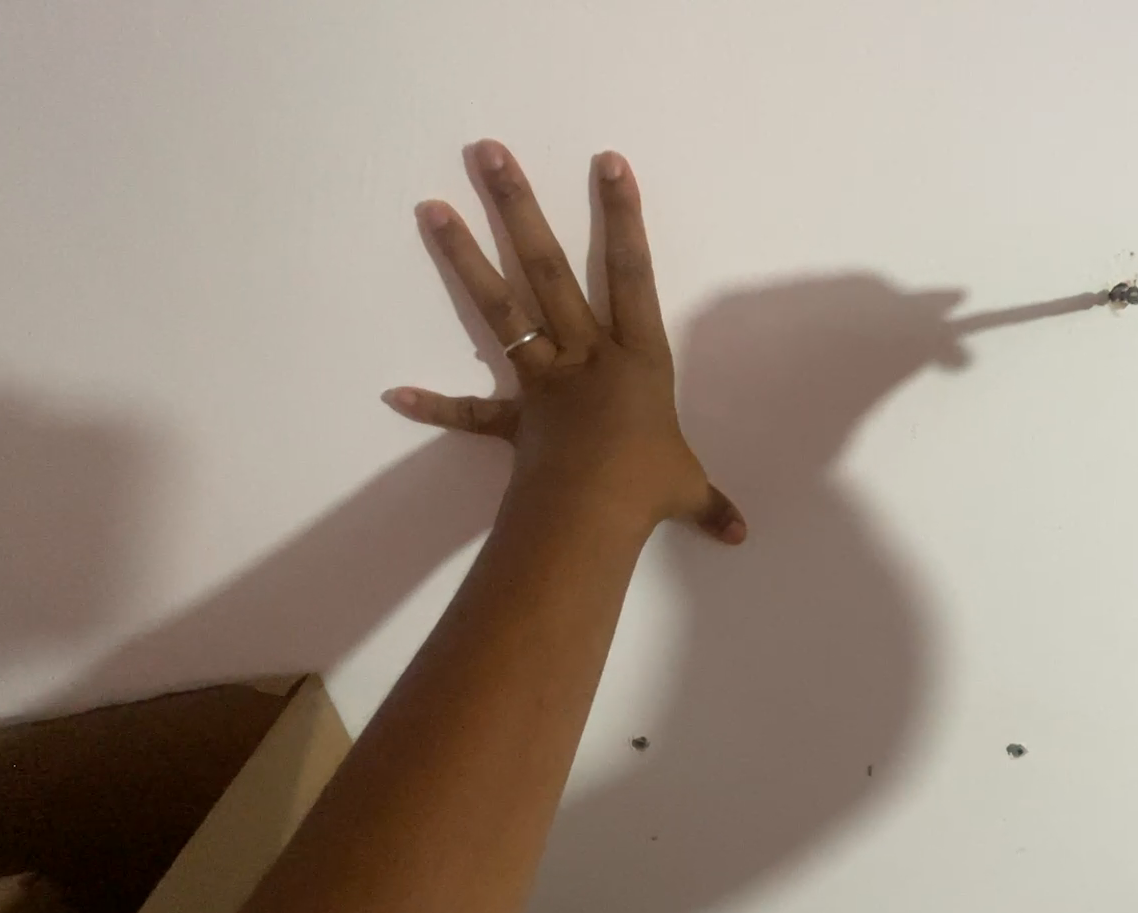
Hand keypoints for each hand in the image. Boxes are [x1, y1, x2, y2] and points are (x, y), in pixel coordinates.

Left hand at [384, 140, 744, 543]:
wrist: (594, 513)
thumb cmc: (646, 486)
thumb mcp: (689, 491)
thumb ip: (713, 506)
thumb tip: (741, 536)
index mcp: (637, 361)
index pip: (633, 277)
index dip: (624, 220)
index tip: (608, 164)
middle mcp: (587, 356)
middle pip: (550, 271)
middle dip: (519, 209)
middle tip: (487, 152)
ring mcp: (544, 382)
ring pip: (504, 311)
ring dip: (466, 258)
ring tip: (432, 206)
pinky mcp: (515, 419)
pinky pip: (471, 412)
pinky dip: (437, 405)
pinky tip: (396, 393)